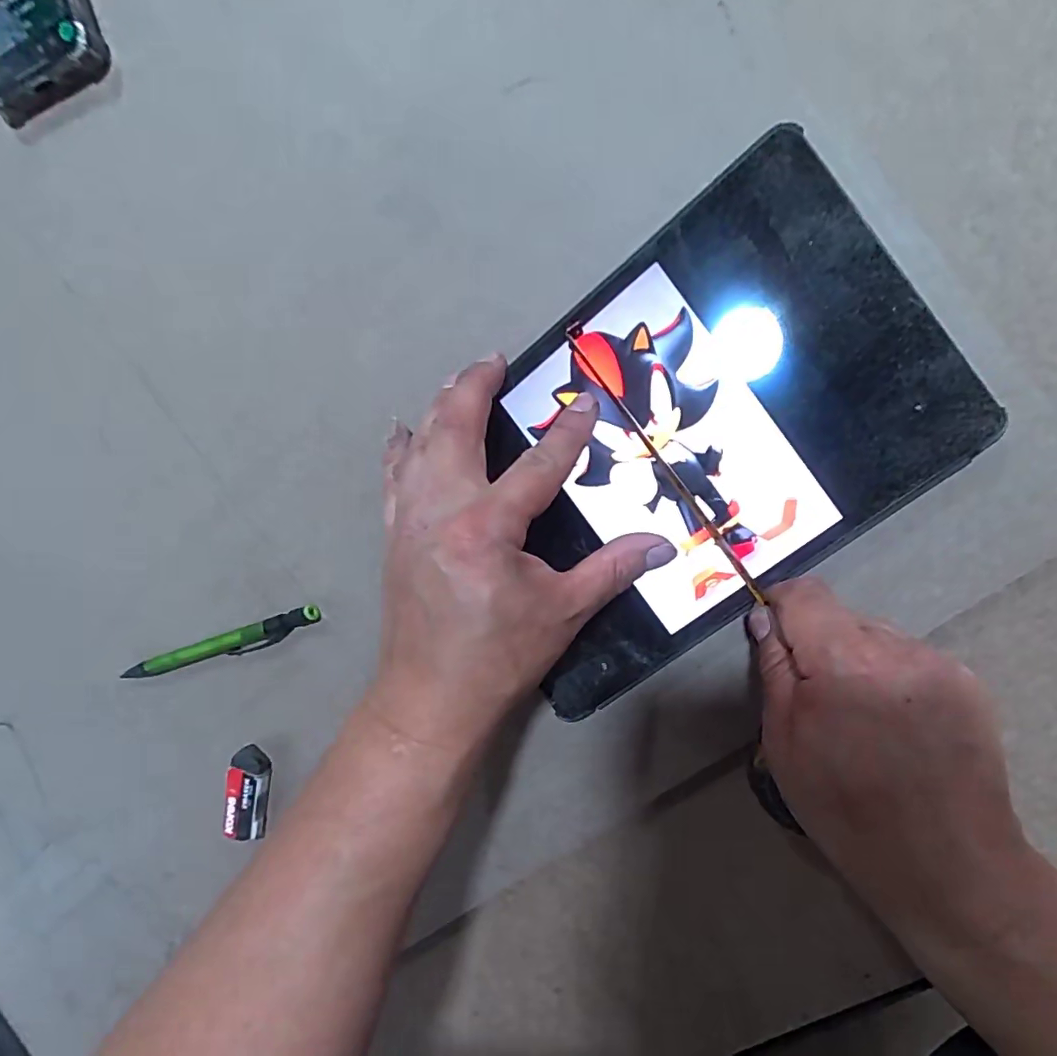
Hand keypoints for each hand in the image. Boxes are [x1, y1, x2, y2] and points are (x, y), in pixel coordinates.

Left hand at [369, 354, 674, 756]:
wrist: (429, 695)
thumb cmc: (498, 656)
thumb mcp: (563, 612)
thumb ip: (611, 570)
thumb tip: (662, 545)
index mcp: (486, 527)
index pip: (538, 465)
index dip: (568, 432)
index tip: (586, 403)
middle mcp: (441, 510)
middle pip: (456, 429)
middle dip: (475, 387)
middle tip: (495, 360)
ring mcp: (410, 519)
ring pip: (421, 444)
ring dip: (440, 406)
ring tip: (458, 380)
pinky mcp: (394, 534)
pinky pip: (394, 477)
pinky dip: (401, 448)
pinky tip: (404, 431)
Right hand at [750, 575, 1032, 933]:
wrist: (948, 867)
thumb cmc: (845, 809)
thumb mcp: (784, 741)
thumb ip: (774, 668)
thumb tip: (765, 618)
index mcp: (845, 662)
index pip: (806, 594)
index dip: (781, 603)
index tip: (771, 631)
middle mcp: (898, 649)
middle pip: (842, 615)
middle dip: (819, 641)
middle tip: (816, 695)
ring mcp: (940, 664)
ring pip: (877, 636)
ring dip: (857, 659)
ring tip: (861, 717)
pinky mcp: (969, 683)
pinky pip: (911, 658)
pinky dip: (891, 677)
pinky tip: (895, 724)